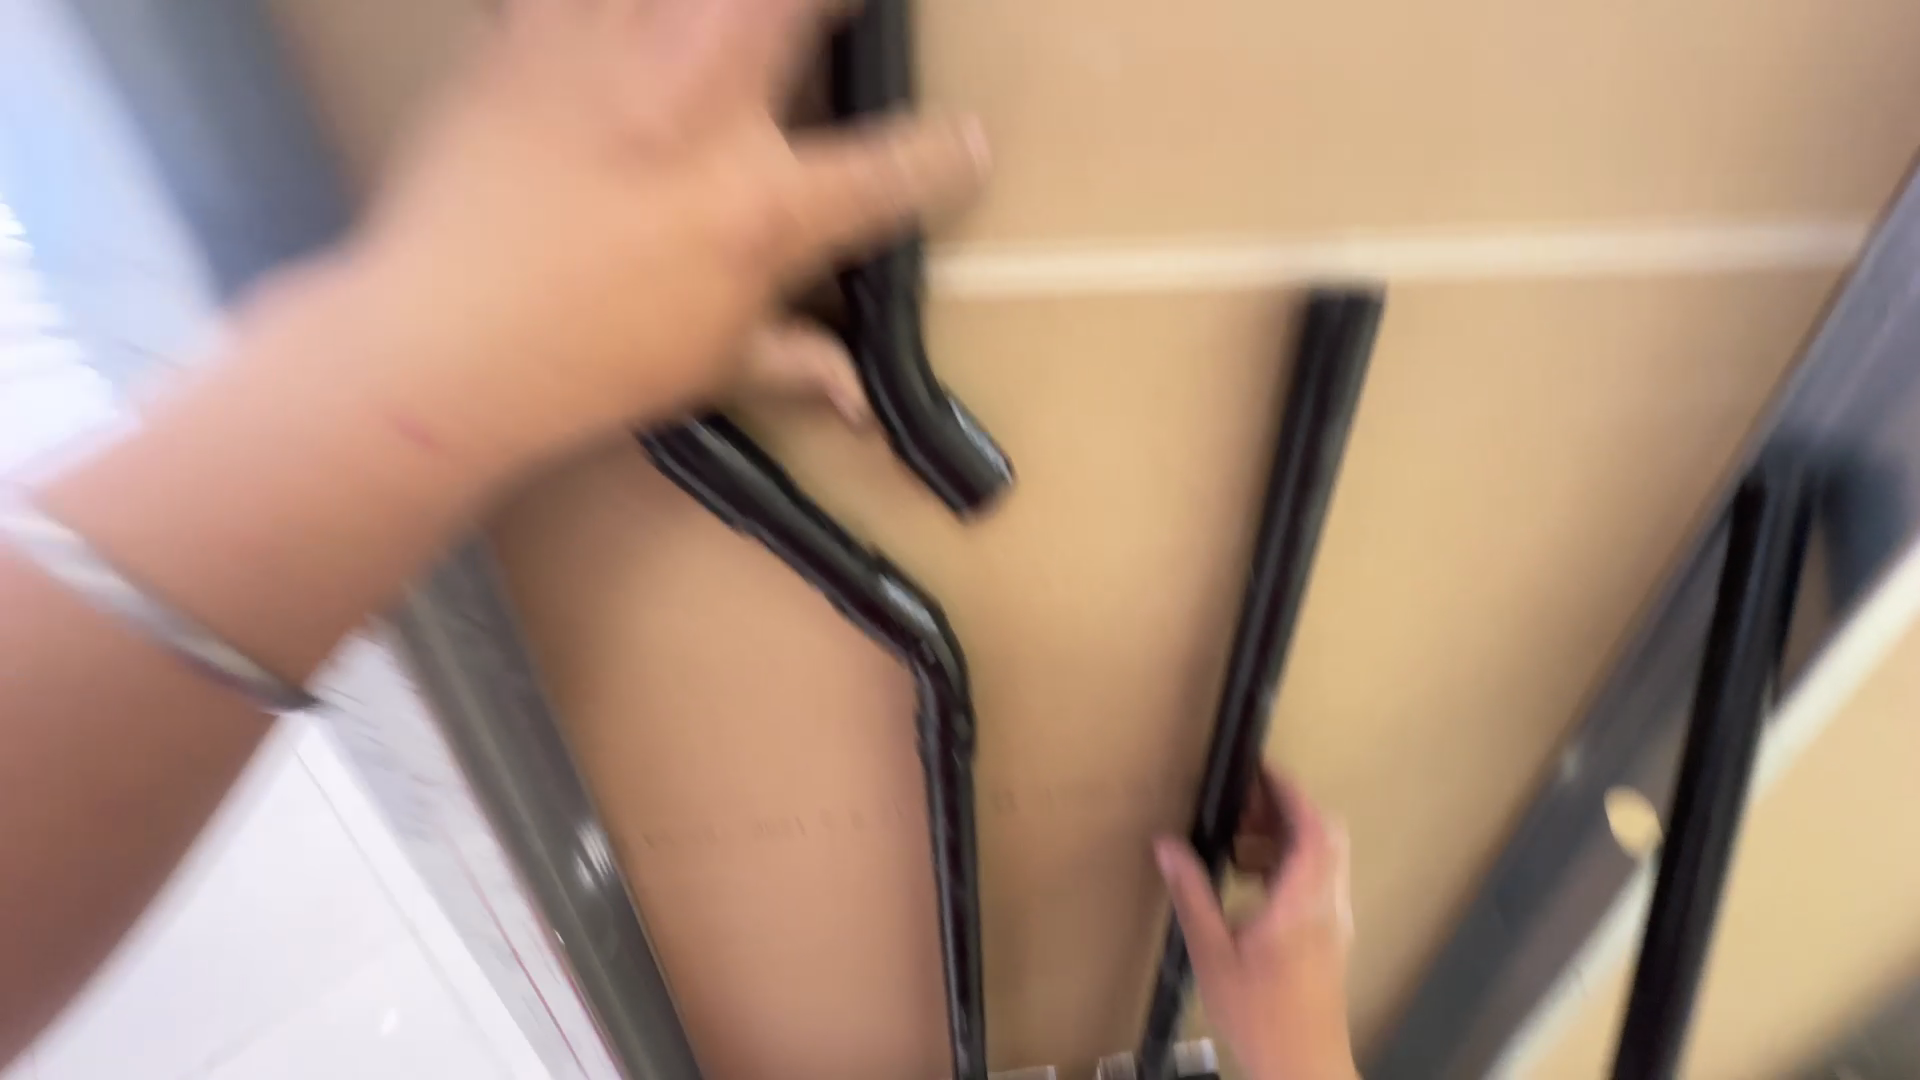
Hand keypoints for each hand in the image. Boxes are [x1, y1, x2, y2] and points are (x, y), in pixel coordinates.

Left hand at [320, 0, 987, 476]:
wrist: (450, 343)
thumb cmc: (604, 367)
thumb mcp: (721, 367)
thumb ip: (804, 365)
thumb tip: (863, 402)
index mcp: (764, 211)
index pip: (889, 173)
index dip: (947, 158)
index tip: (972, 143)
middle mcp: (706, 109)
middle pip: (797, 4)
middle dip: (844, 0)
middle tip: (857, 10)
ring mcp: (616, 52)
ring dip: (749, 1)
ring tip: (750, 19)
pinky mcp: (532, 28)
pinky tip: (646, 17)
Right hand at [1155, 769, 1358, 1079]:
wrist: (1304, 1068)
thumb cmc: (1260, 1015)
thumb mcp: (1212, 953)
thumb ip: (1192, 894)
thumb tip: (1167, 844)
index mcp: (1302, 903)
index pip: (1313, 831)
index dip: (1291, 793)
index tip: (1262, 771)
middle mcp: (1328, 905)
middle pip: (1326, 835)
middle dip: (1287, 808)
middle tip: (1246, 802)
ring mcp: (1334, 920)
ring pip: (1325, 855)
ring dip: (1288, 834)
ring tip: (1242, 837)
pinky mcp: (1330, 933)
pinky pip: (1318, 877)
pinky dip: (1290, 860)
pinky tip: (1252, 876)